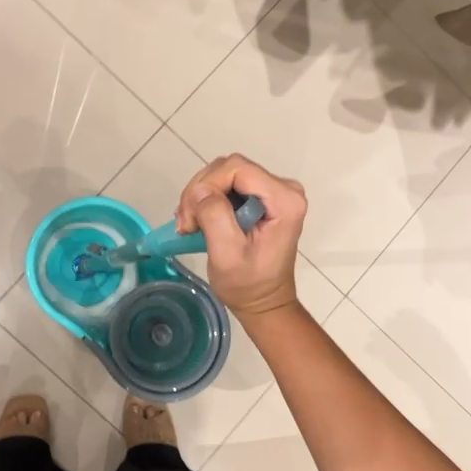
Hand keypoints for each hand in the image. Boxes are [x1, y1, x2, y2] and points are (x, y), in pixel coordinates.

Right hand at [174, 154, 306, 319]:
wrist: (264, 301)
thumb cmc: (248, 285)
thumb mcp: (226, 255)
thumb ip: (215, 216)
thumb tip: (200, 189)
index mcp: (284, 200)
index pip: (237, 169)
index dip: (207, 185)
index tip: (191, 218)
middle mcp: (284, 188)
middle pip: (229, 169)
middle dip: (200, 192)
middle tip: (186, 224)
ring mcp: (274, 191)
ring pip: (224, 175)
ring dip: (200, 197)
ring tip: (190, 226)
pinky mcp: (263, 197)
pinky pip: (228, 185)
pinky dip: (208, 200)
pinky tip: (198, 221)